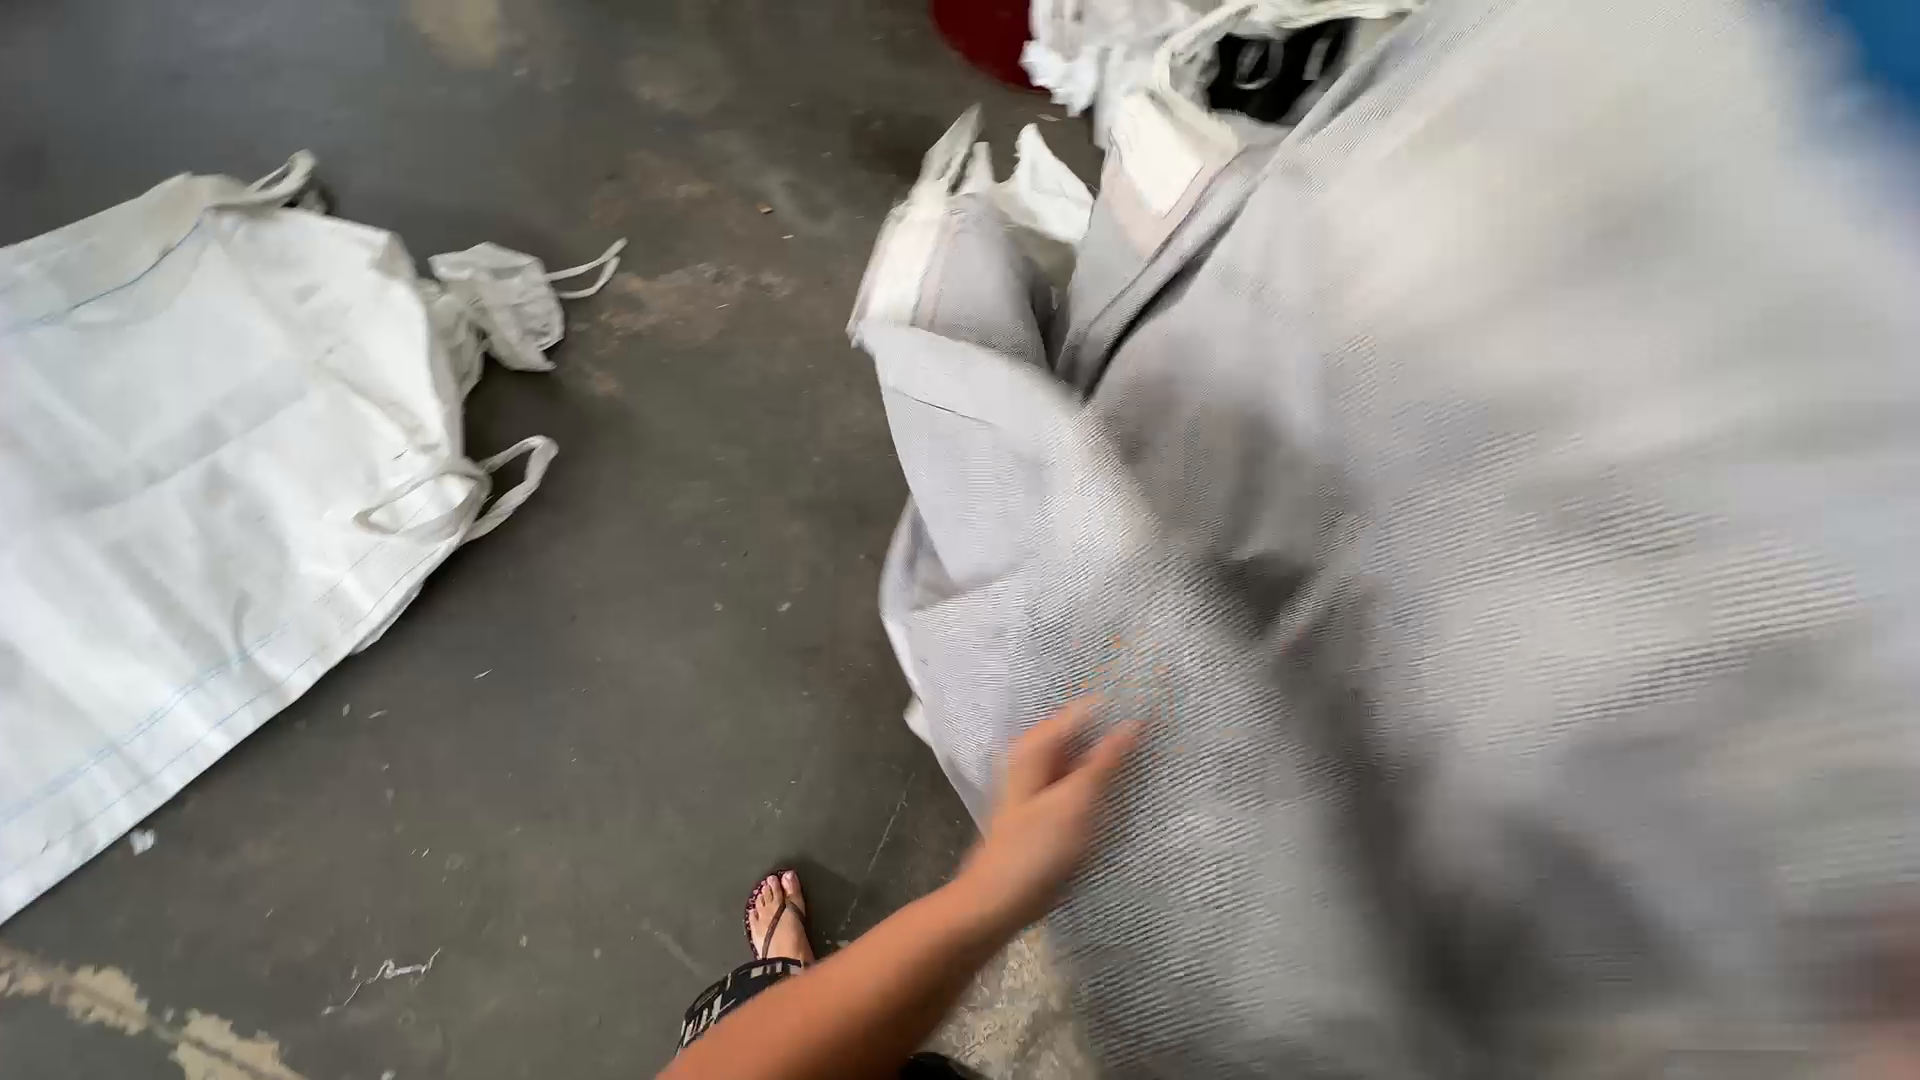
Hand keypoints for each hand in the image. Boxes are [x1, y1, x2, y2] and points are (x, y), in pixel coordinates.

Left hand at [955, 699, 1140, 932]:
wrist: (996, 902)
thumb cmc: (1035, 851)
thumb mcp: (1075, 803)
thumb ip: (1105, 761)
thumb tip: (1134, 720)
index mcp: (1036, 745)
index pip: (1085, 709)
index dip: (1119, 707)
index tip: (1157, 706)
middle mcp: (1034, 755)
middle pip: (1084, 732)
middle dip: (1118, 732)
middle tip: (1162, 734)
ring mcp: (1039, 782)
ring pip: (1083, 759)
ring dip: (1112, 759)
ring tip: (1153, 759)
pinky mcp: (1046, 808)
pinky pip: (1079, 783)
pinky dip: (1101, 783)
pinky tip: (1126, 791)